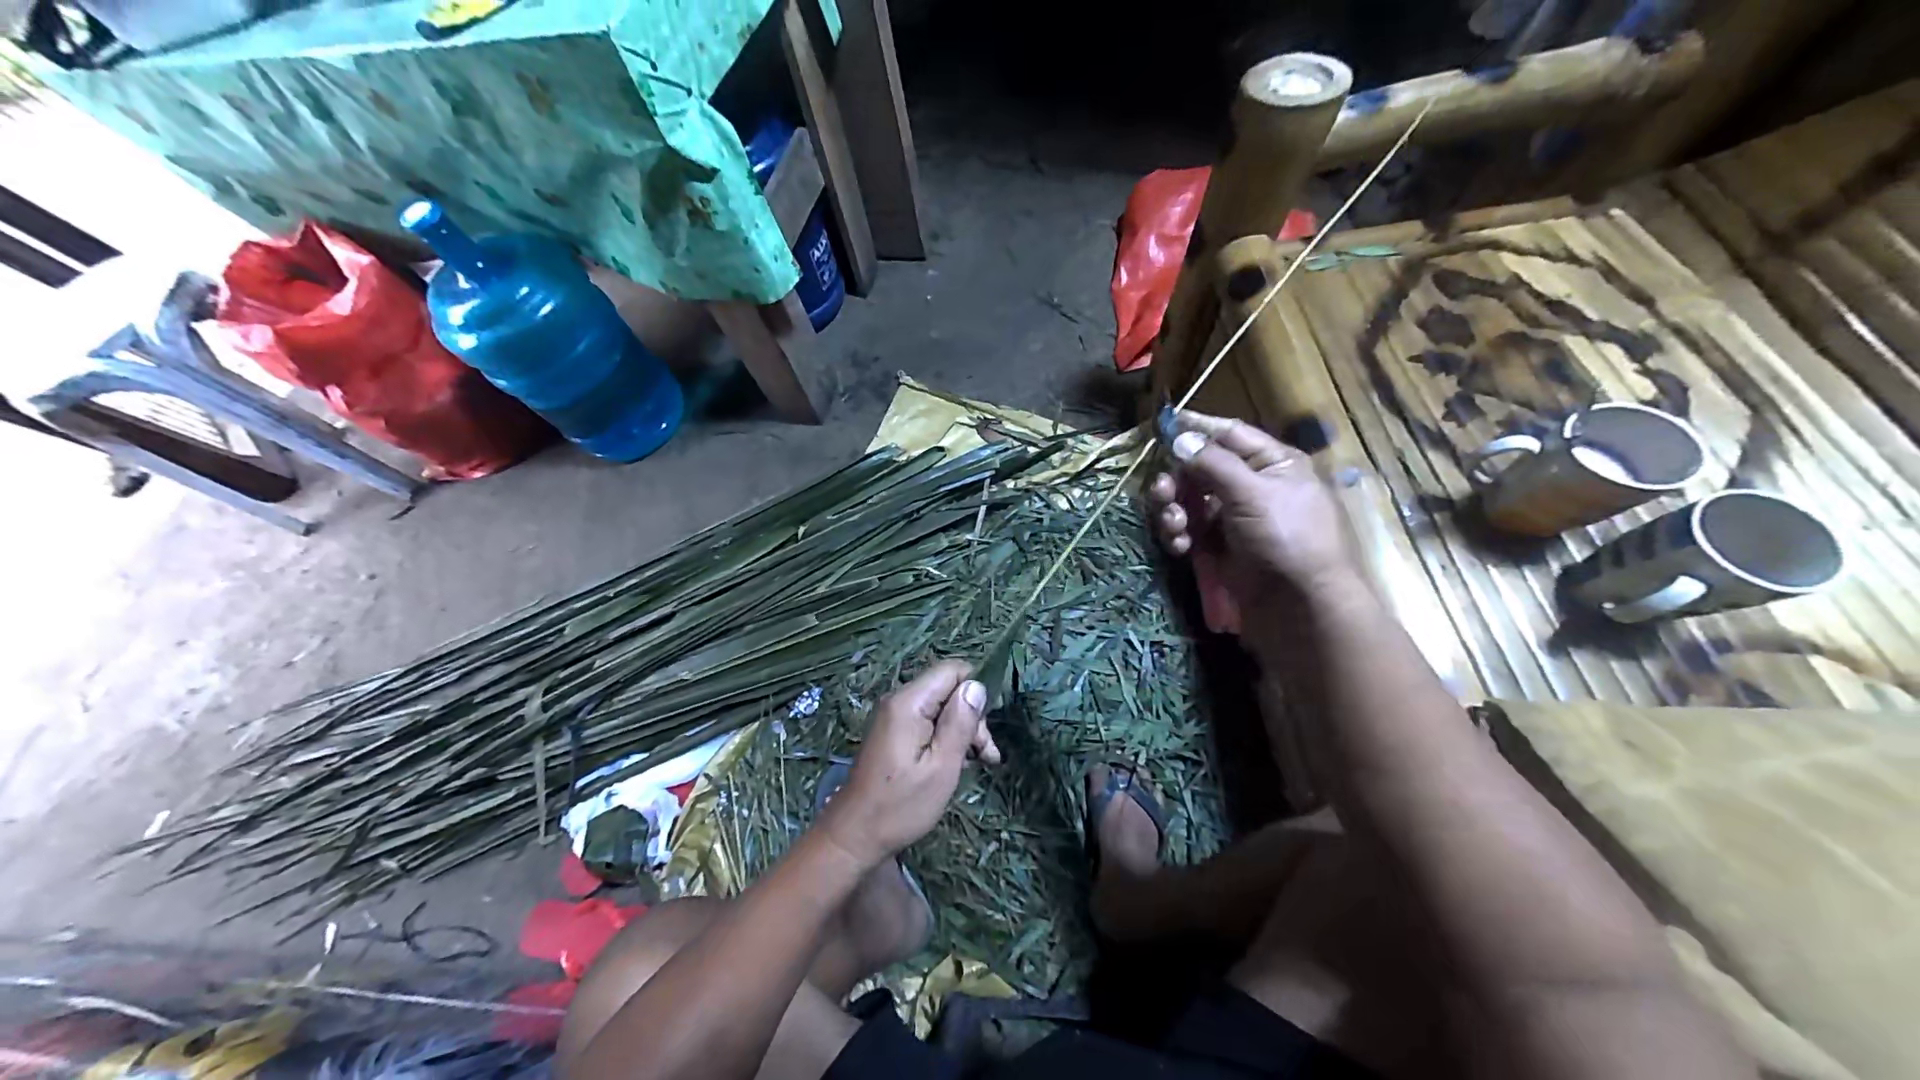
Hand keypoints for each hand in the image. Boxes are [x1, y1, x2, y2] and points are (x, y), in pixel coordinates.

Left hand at [817, 660, 997, 867]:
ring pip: (940, 706)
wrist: (854, 836)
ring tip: (978, 763)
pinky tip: (956, 763)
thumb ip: (960, 723)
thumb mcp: (941, 767)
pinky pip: (927, 721)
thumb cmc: (900, 806)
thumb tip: (977, 686)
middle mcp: (898, 701)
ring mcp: (893, 716)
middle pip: (948, 689)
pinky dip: (945, 738)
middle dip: (971, 716)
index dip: (976, 691)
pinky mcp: (893, 732)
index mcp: (908, 703)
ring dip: (962, 730)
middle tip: (986, 755)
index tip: (986, 728)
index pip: (952, 670)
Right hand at [1147, 410, 1357, 595]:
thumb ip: (1213, 463)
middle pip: (1201, 469)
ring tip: (1175, 528)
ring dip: (1174, 511)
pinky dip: (1180, 536)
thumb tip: (1180, 436)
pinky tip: (1180, 548)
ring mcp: (1234, 518)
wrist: (1299, 606)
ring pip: (1189, 501)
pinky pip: (1190, 530)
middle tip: (1162, 493)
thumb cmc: (1286, 538)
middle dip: (1177, 481)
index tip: (1162, 426)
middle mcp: (1252, 485)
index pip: (1228, 434)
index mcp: (1272, 463)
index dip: (1196, 428)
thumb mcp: (1252, 493)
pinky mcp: (1219, 546)